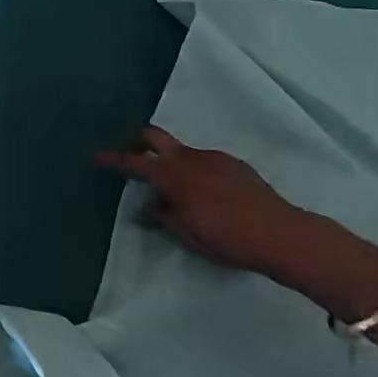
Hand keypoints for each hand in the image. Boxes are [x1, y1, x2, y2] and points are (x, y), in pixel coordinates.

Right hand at [97, 126, 310, 273]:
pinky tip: (206, 193)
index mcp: (175, 178)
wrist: (279, 233)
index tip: (98, 157)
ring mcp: (214, 158)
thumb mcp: (190, 234)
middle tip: (132, 155)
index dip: (114, 160)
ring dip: (170, 161)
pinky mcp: (233, 162)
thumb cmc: (229, 240)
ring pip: (182, 151)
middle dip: (138, 141)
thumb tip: (148, 206)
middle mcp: (191, 160)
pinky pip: (204, 160)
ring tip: (176, 189)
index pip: (136, 163)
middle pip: (155, 136)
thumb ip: (165, 216)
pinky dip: (194, 169)